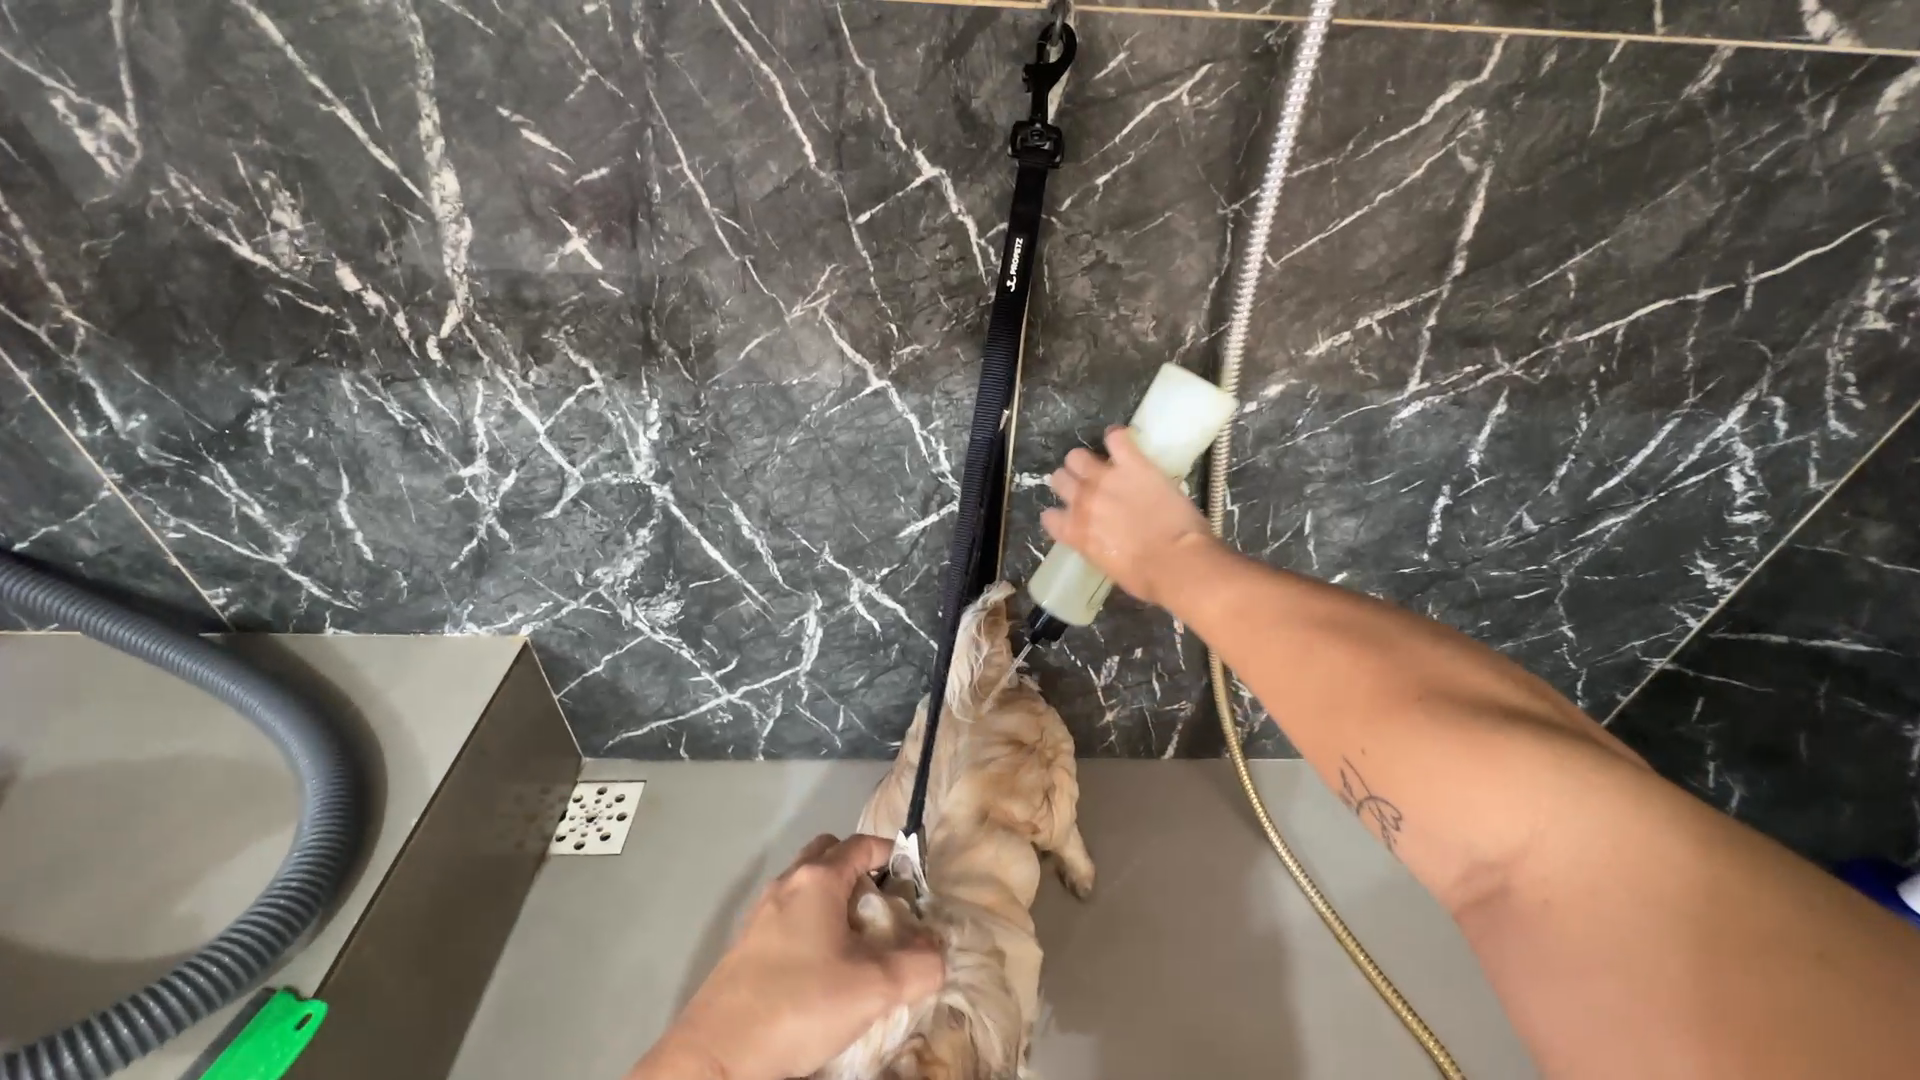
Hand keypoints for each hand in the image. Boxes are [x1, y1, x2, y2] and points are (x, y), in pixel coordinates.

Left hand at [629, 834, 944, 1079]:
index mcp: (817, 880)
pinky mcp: (746, 944)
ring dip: (835, 902)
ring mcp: (761, 913)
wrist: (717, 1054)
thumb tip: (938, 952)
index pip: (862, 844)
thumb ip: (919, 965)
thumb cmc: (799, 1004)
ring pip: (807, 886)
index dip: (892, 856)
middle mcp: (787, 884)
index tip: (914, 887)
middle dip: (860, 873)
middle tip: (883, 912)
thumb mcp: (873, 989)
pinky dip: (812, 924)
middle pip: (830, 855)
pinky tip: (822, 968)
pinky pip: (789, 915)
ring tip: (857, 945)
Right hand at [1041, 426, 1217, 607]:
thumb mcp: (1109, 567)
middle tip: (1086, 486)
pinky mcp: (1133, 465)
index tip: (1069, 517)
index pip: (1050, 518)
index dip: (1058, 516)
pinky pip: (1117, 439)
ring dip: (1085, 461)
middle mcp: (1083, 502)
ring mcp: (1106, 480)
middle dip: (1069, 482)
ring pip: (1077, 456)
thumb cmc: (1148, 577)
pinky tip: (1121, 442)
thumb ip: (1097, 547)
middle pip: (1059, 479)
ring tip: (1101, 465)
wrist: (1178, 561)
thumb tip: (1104, 540)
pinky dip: (1117, 438)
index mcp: (1076, 533)